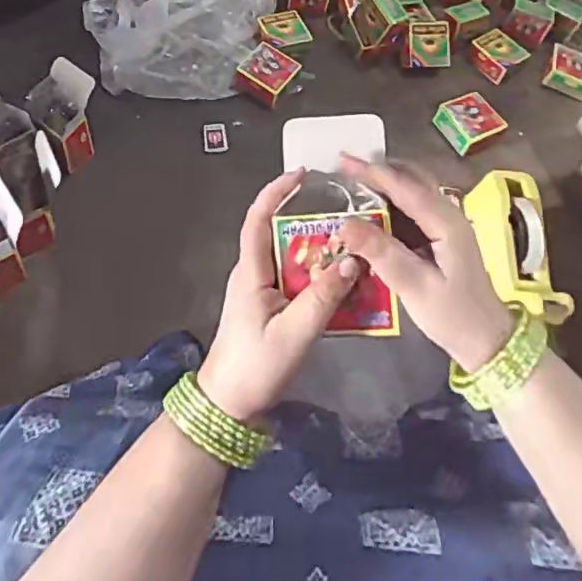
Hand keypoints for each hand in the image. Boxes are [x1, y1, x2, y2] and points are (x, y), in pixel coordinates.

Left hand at [198, 170, 362, 419]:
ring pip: (291, 258)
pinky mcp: (269, 307)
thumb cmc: (254, 366)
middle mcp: (253, 273)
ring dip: (318, 250)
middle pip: (279, 234)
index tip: (301, 174)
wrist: (229, 406)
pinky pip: (296, 279)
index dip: (275, 192)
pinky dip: (317, 275)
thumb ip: (323, 298)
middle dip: (309, 221)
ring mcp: (260, 290)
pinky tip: (341, 282)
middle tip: (344, 215)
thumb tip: (352, 261)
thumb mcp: (294, 333)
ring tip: (351, 245)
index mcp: (251, 271)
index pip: (257, 219)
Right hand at [335, 155, 514, 371]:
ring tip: (355, 177)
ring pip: (416, 189)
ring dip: (387, 180)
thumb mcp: (414, 287)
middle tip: (345, 165)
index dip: (373, 172)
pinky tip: (375, 204)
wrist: (488, 343)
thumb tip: (345, 223)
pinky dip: (394, 197)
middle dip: (380, 169)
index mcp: (447, 224)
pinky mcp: (444, 236)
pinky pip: (417, 205)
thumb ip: (381, 253)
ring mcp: (449, 224)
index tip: (344, 161)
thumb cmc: (453, 316)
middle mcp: (450, 215)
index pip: (406, 188)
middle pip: (414, 179)